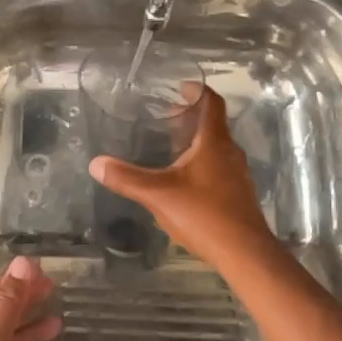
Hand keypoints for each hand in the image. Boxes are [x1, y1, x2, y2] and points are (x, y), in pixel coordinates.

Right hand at [90, 83, 275, 268]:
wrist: (245, 253)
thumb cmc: (204, 214)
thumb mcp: (159, 194)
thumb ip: (127, 178)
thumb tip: (96, 163)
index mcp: (214, 141)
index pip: (212, 103)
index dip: (197, 90)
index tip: (180, 87)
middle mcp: (230, 152)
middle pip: (214, 124)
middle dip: (191, 118)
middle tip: (166, 118)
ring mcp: (238, 174)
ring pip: (217, 147)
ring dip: (197, 142)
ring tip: (172, 148)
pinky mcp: (239, 195)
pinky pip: (220, 167)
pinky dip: (203, 163)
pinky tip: (186, 181)